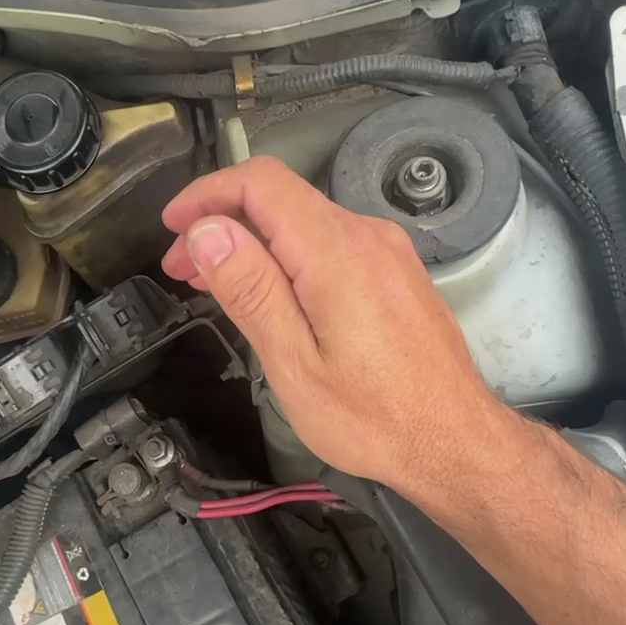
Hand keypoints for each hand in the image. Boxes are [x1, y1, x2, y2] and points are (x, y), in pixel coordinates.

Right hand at [160, 157, 507, 492]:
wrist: (454, 441)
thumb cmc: (373, 417)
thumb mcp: (294, 363)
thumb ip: (251, 290)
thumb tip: (207, 232)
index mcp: (336, 252)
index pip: (261, 183)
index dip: (206, 193)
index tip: (171, 225)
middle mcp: (366, 236)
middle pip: (280, 197)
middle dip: (220, 221)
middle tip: (182, 268)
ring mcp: (386, 252)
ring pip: (302, 221)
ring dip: (251, 241)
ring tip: (215, 283)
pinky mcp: (394, 273)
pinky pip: (328, 244)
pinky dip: (286, 256)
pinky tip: (268, 293)